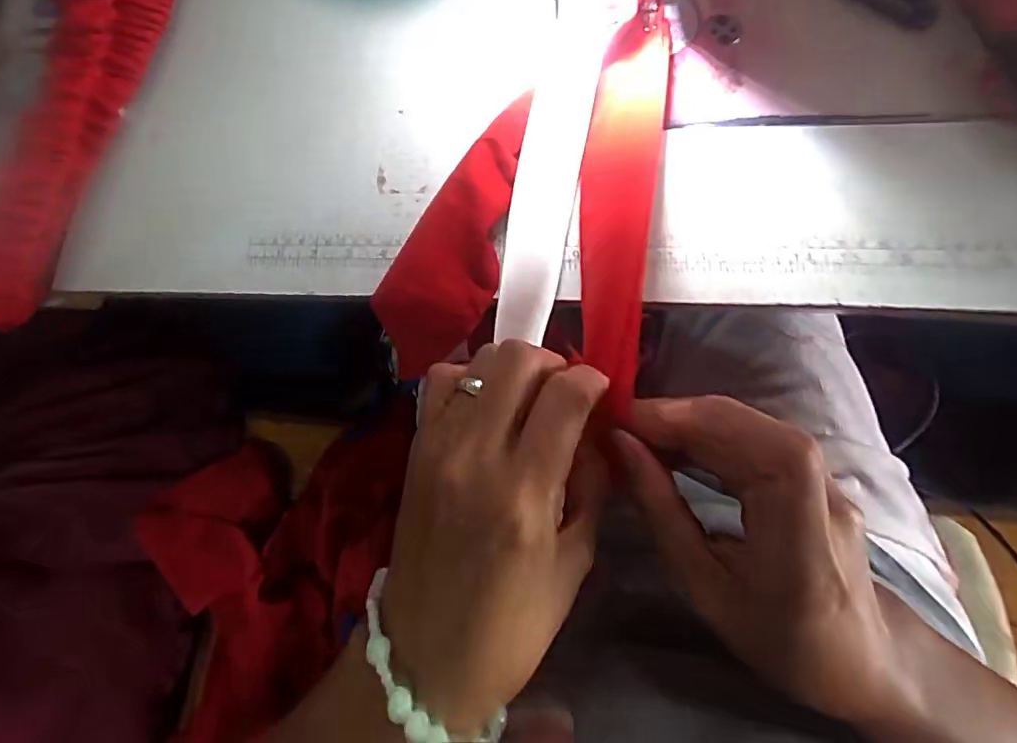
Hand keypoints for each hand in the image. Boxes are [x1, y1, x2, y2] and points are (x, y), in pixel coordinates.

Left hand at [380, 341, 610, 733]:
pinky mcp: (415, 446)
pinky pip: (441, 380)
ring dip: (514, 368)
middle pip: (518, 358)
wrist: (423, 658)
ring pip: (480, 360)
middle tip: (564, 391)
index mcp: (524, 493)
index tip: (601, 390)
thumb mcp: (574, 563)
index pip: (565, 395)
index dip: (593, 379)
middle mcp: (477, 455)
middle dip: (554, 363)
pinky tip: (485, 405)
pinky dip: (470, 377)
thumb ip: (591, 487)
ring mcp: (439, 445)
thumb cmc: (511, 625)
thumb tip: (593, 433)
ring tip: (527, 397)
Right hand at [609, 396, 915, 727]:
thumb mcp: (706, 588)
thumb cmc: (778, 639)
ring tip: (641, 431)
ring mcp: (824, 472)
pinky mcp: (815, 469)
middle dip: (676, 413)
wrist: (857, 661)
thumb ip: (662, 511)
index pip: (746, 442)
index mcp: (802, 526)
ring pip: (748, 420)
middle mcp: (821, 485)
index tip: (622, 418)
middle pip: (743, 421)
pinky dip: (711, 429)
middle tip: (622, 423)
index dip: (682, 418)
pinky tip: (679, 441)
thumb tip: (621, 445)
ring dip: (690, 418)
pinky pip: (756, 432)